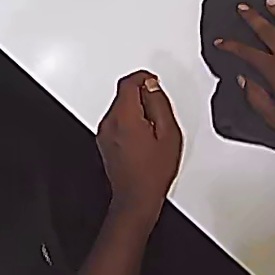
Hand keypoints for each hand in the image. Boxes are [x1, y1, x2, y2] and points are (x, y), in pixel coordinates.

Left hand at [96, 70, 182, 224]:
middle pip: (123, 95)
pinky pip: (117, 120)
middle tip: (159, 109)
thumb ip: (160, 104)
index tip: (153, 80)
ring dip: (136, 109)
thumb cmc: (153, 172)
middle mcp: (110, 123)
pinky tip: (143, 136)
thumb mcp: (169, 134)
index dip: (143, 77)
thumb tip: (152, 87)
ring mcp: (105, 133)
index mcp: (125, 118)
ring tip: (153, 128)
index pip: (128, 83)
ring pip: (120, 107)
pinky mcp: (104, 141)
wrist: (137, 197)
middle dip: (141, 95)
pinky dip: (129, 120)